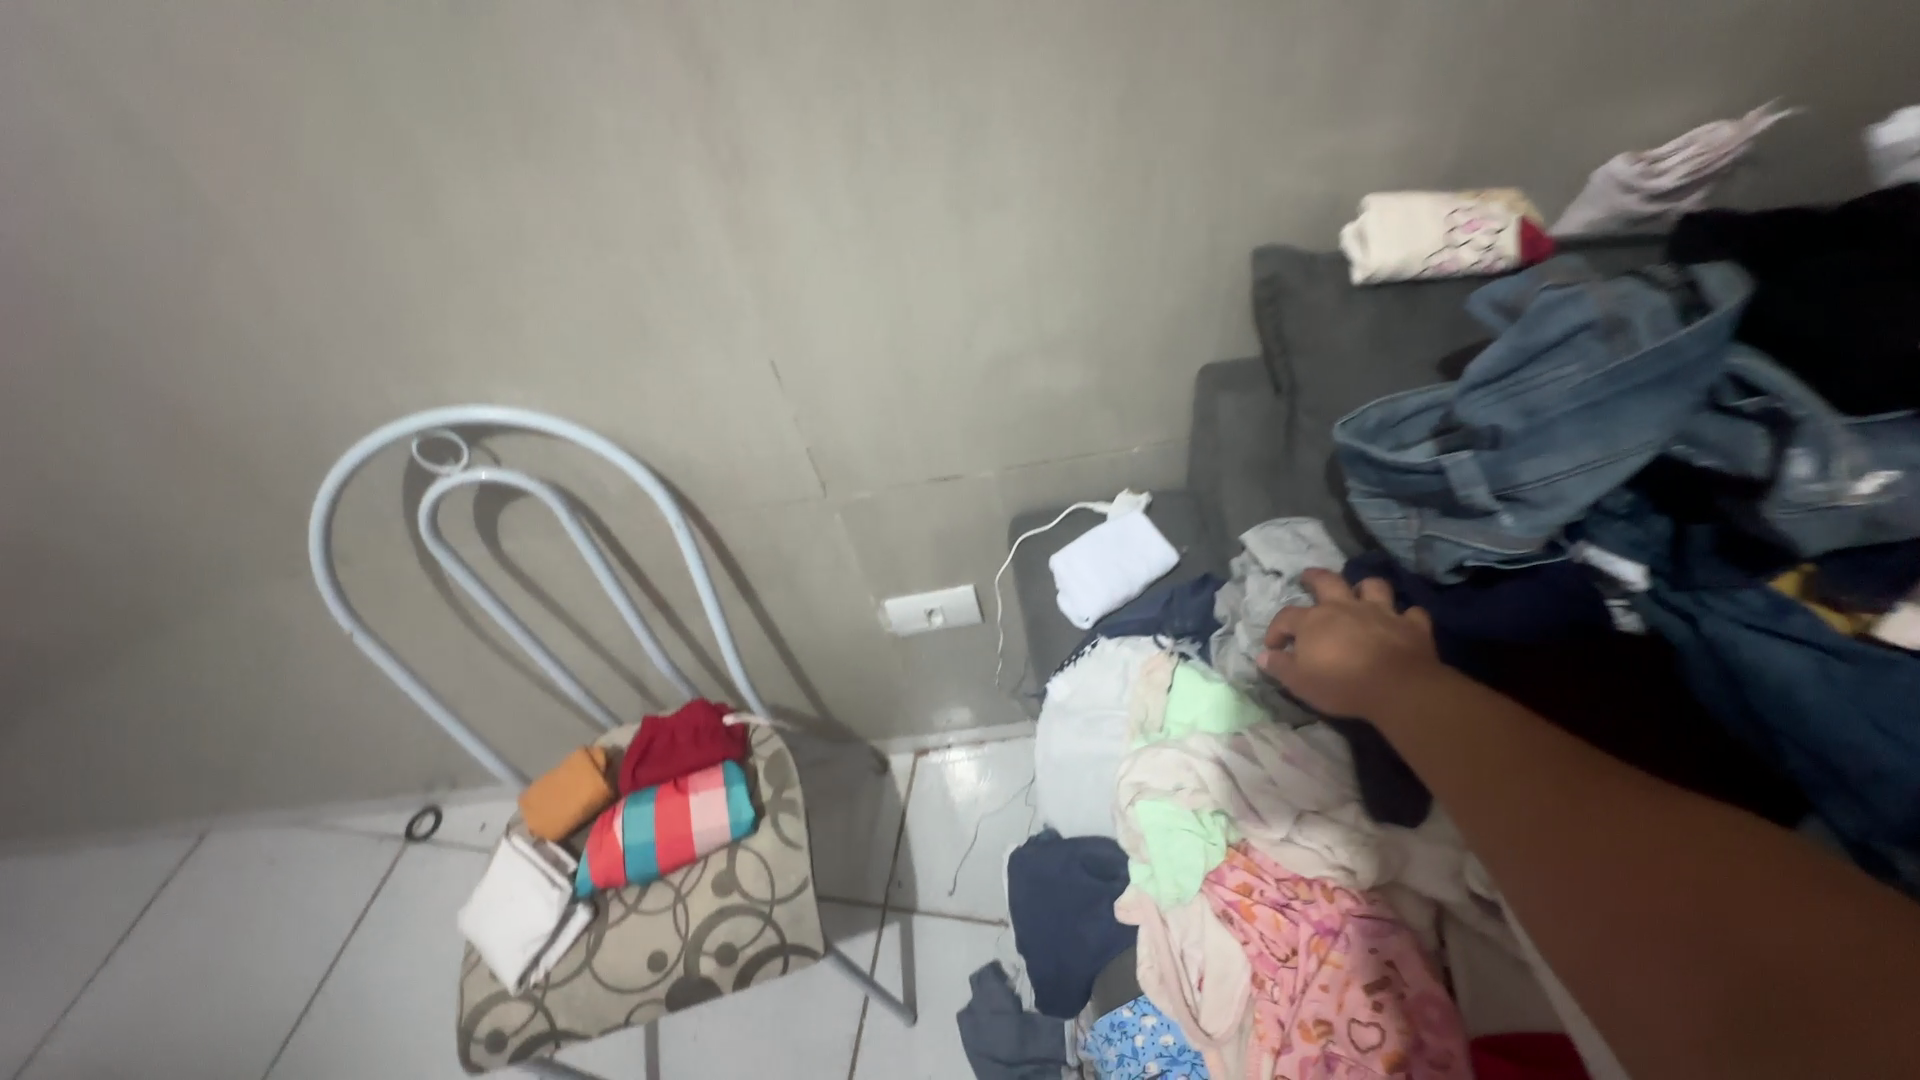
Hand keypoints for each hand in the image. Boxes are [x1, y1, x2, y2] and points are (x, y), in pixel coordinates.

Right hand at [1256, 568, 1444, 718]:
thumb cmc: (1341, 684)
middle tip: (1308, 577)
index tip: (1274, 646)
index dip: (1276, 629)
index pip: (1286, 617)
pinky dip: (1407, 616)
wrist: (1397, 687)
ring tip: (1361, 593)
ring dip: (1366, 589)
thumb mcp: (1299, 681)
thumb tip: (1263, 656)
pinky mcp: (1411, 626)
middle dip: (1315, 577)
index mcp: (1313, 621)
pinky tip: (1403, 622)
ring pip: (1374, 587)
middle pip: (1327, 581)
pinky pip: (1412, 613)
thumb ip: (1279, 666)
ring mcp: (1381, 612)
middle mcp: (1345, 607)